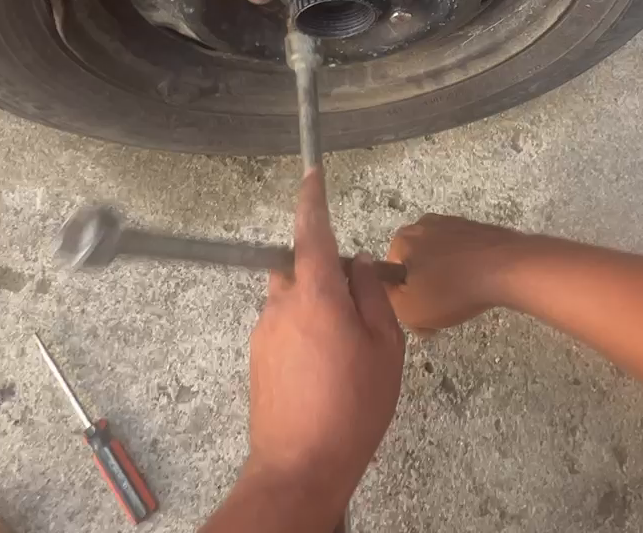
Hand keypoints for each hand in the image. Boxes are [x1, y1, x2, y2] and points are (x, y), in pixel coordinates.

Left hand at [242, 170, 404, 509]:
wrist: (301, 469)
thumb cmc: (352, 406)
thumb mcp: (384, 346)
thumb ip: (371, 294)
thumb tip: (357, 263)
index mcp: (316, 294)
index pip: (312, 231)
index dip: (313, 198)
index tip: (313, 173)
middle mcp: (282, 304)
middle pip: (300, 265)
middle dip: (325, 271)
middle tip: (356, 305)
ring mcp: (264, 332)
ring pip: (293, 297)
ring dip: (317, 306)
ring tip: (345, 350)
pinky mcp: (258, 357)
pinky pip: (284, 325)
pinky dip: (305, 331)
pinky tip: (326, 370)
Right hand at [385, 214, 533, 333]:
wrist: (505, 268)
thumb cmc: (452, 289)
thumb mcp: (407, 308)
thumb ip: (385, 299)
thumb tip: (385, 290)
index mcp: (403, 237)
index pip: (391, 275)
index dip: (403, 300)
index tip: (419, 315)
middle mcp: (424, 223)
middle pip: (415, 267)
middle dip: (424, 291)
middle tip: (439, 315)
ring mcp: (453, 223)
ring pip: (439, 262)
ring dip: (445, 283)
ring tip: (461, 303)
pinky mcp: (476, 229)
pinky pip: (461, 256)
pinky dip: (464, 272)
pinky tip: (476, 288)